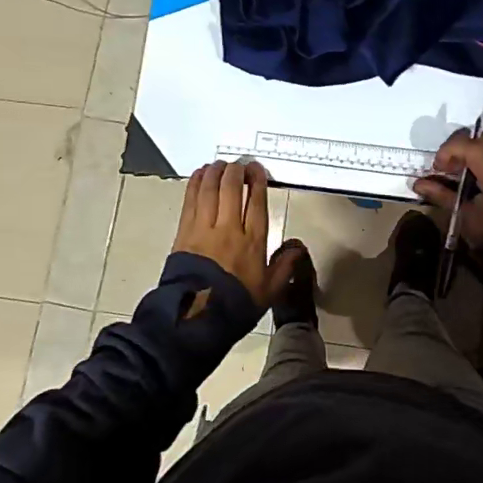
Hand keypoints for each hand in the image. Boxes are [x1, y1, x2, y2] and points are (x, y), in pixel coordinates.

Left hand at [172, 161, 289, 308]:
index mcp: (253, 241)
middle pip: (232, 188)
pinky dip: (195, 183)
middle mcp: (229, 229)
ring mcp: (204, 228)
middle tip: (239, 165)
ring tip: (220, 164)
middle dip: (236, 171)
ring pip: (210, 189)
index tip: (257, 170)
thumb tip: (297, 247)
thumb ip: (284, 266)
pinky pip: (191, 199)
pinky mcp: (185, 231)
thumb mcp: (269, 290)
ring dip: (215, 172)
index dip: (257, 180)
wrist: (197, 317)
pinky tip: (200, 175)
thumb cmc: (236, 304)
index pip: (256, 201)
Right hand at [411, 129, 482, 243]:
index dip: (447, 151)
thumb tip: (418, 184)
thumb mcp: (464, 215)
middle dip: (459, 149)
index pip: (467, 145)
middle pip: (480, 140)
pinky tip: (478, 178)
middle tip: (447, 169)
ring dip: (473, 153)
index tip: (437, 168)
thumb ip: (441, 195)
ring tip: (461, 173)